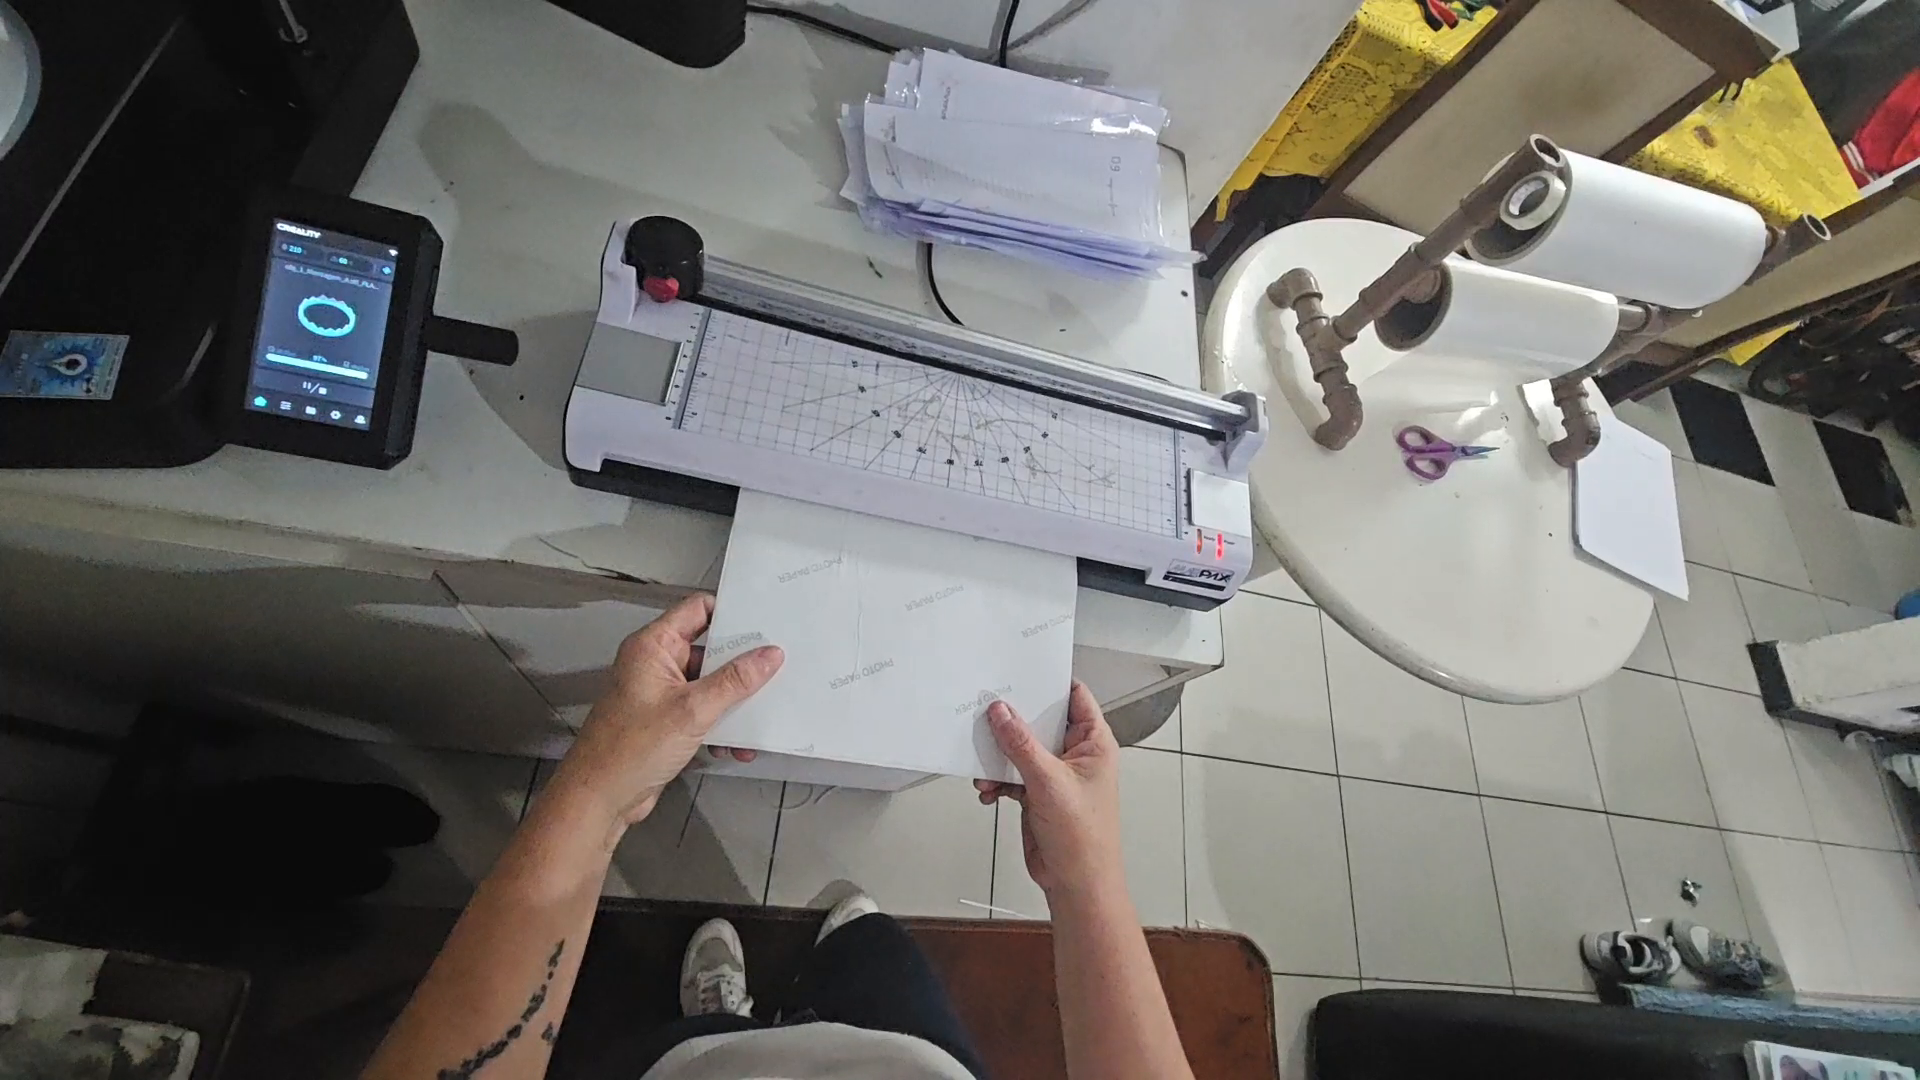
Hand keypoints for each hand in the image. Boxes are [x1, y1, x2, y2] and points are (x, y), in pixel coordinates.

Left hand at [548, 594, 781, 841]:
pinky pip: (704, 709)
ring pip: (711, 682)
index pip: (698, 609)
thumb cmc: (631, 749)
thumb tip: (770, 655)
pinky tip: (738, 745)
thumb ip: (735, 680)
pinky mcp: (666, 719)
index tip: (765, 621)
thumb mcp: (693, 710)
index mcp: (654, 646)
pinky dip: (722, 723)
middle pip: (710, 648)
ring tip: (761, 714)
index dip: (731, 612)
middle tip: (776, 666)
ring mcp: (661, 692)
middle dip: (742, 663)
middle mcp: (656, 663)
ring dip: (735, 701)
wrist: (598, 801)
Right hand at [973, 681, 1122, 897]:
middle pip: (1040, 720)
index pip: (1074, 696)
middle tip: (987, 711)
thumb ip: (1021, 745)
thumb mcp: (1049, 783)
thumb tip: (1001, 711)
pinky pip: (1011, 774)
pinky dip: (997, 780)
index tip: (1021, 671)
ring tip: (983, 765)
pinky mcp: (1036, 792)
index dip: (1050, 681)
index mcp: (1093, 742)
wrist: (1075, 885)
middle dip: (1013, 719)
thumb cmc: (1084, 839)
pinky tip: (987, 791)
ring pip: (1021, 748)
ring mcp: (1054, 773)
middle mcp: (1075, 753)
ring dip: (999, 756)